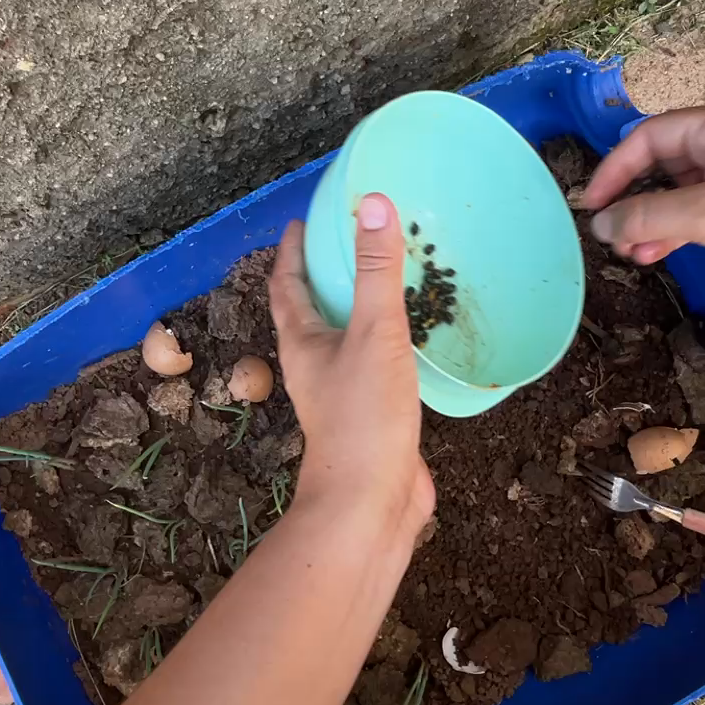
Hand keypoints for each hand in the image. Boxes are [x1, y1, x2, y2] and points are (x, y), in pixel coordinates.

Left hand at [269, 194, 434, 528]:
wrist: (370, 500)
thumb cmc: (362, 414)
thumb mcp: (373, 332)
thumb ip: (376, 272)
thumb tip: (374, 204)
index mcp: (302, 340)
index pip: (287, 283)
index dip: (292, 251)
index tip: (302, 221)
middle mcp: (315, 362)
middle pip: (313, 308)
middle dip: (328, 274)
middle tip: (356, 241)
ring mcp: (342, 389)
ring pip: (347, 336)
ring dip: (360, 307)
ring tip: (391, 279)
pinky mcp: (372, 410)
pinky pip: (378, 361)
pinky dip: (390, 339)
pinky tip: (417, 334)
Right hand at [580, 102, 704, 312]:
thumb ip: (649, 216)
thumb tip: (598, 225)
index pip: (650, 136)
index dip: (614, 169)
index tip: (592, 206)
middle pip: (663, 162)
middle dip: (634, 199)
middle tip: (613, 235)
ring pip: (680, 192)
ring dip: (652, 221)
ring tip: (634, 253)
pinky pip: (702, 213)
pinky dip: (676, 231)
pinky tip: (660, 253)